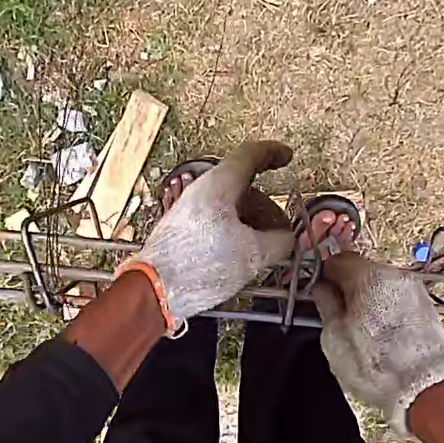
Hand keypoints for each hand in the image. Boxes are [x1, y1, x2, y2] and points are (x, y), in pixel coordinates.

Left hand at [119, 140, 296, 326]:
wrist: (157, 289)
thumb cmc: (198, 266)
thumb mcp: (253, 254)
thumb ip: (279, 242)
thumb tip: (286, 239)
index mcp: (219, 185)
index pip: (250, 155)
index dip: (272, 153)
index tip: (286, 156)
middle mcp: (203, 191)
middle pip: (244, 187)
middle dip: (267, 208)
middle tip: (281, 233)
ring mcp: (191, 209)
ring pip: (232, 207)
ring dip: (253, 224)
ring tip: (264, 250)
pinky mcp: (185, 229)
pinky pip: (218, 222)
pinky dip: (237, 232)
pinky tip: (244, 256)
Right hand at [314, 253, 443, 436]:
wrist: (429, 389)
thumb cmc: (376, 364)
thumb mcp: (335, 337)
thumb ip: (326, 304)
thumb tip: (322, 289)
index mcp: (368, 276)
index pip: (338, 259)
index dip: (325, 275)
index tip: (321, 293)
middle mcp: (394, 275)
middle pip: (362, 271)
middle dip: (348, 289)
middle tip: (339, 317)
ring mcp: (414, 290)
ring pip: (380, 287)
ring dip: (368, 300)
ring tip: (362, 331)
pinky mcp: (427, 307)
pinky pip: (396, 300)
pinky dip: (385, 310)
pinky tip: (382, 336)